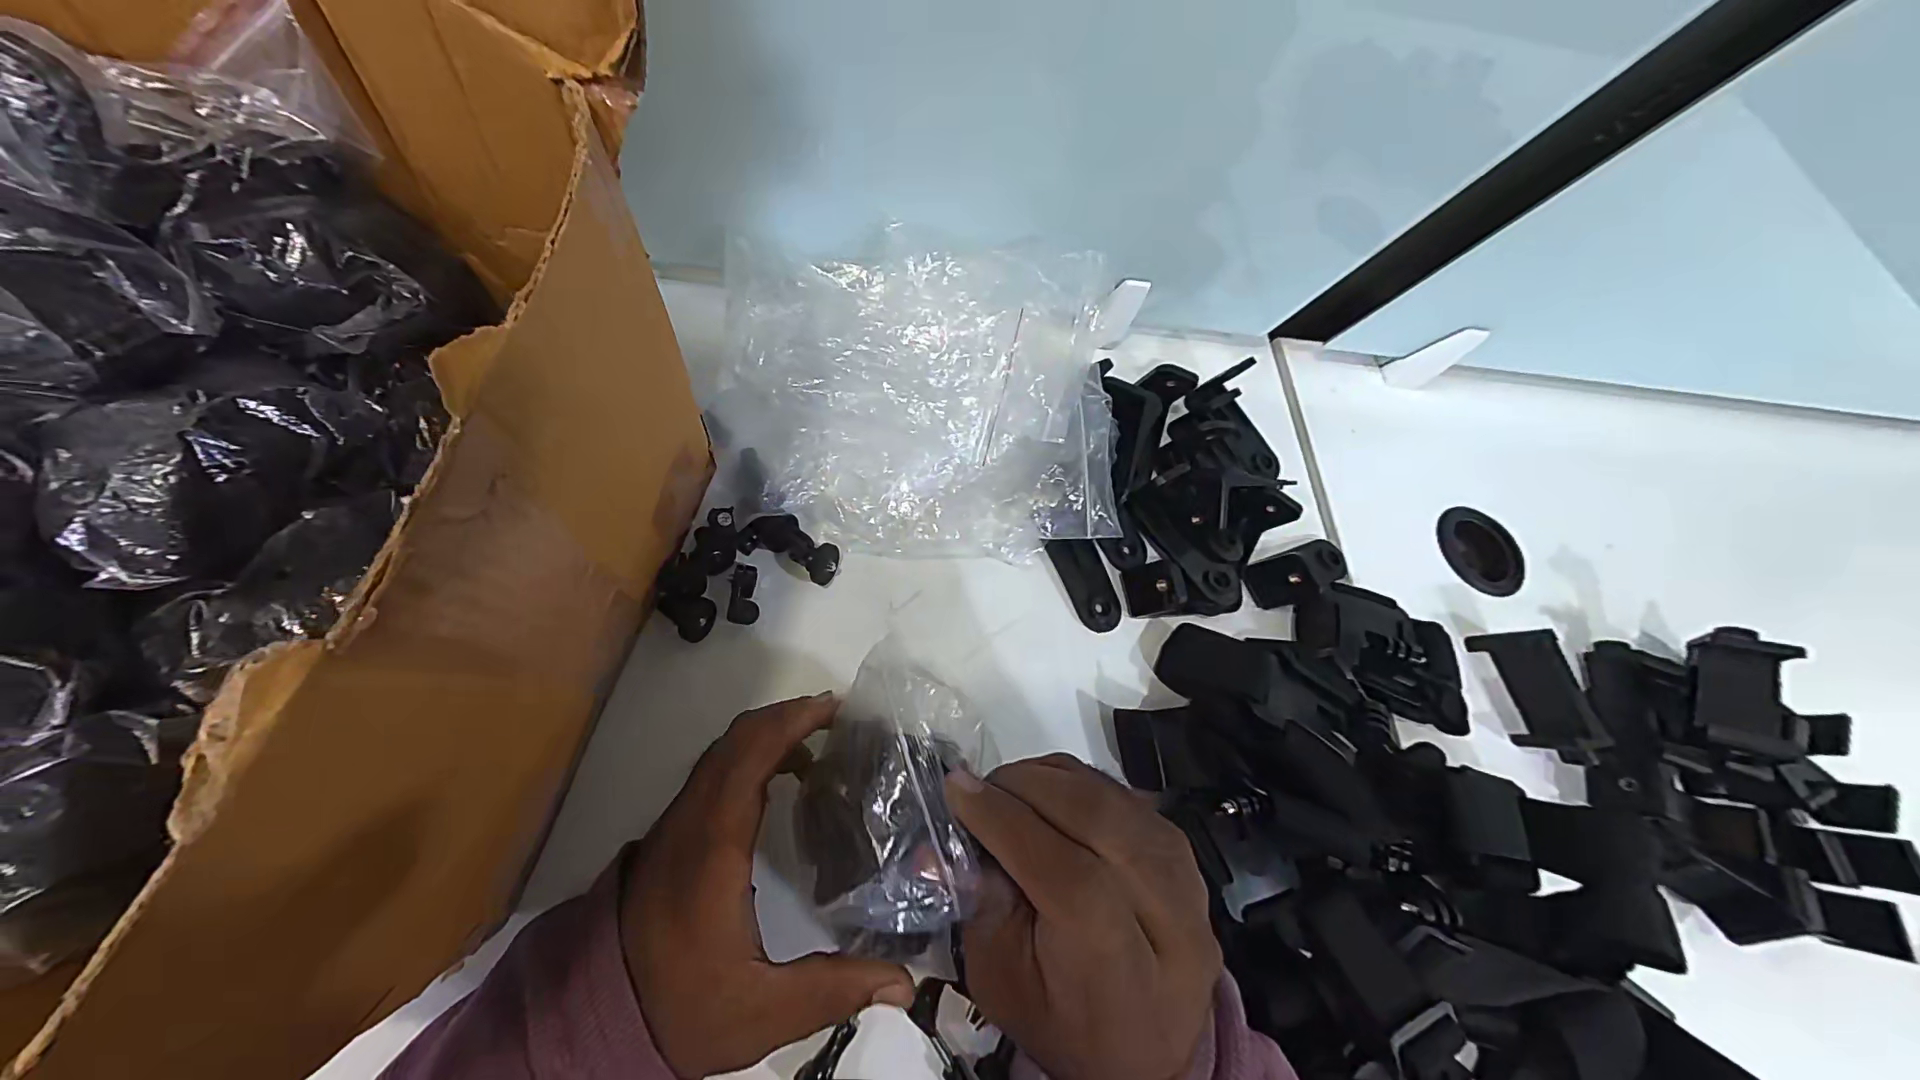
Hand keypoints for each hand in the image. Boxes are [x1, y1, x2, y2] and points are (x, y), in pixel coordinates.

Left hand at [621, 694, 915, 1077]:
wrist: (593, 1014)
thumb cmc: (681, 1004)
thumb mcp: (760, 1012)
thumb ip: (834, 990)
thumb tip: (906, 982)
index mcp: (714, 845)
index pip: (750, 756)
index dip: (792, 722)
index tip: (835, 709)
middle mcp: (692, 818)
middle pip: (738, 739)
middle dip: (788, 715)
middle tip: (838, 716)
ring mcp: (678, 821)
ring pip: (724, 749)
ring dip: (770, 730)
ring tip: (820, 738)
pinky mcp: (674, 830)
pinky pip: (717, 768)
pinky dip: (753, 751)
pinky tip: (785, 776)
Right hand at [945, 753, 1220, 1079]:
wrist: (1143, 1043)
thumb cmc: (1063, 1019)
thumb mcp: (1002, 982)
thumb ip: (978, 906)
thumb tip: (945, 839)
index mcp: (1124, 970)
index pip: (1069, 877)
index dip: (1007, 823)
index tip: (958, 789)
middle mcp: (1170, 916)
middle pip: (1097, 821)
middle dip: (1024, 789)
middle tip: (978, 788)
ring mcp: (1185, 875)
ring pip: (1109, 795)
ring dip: (1047, 778)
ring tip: (1006, 790)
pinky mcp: (1181, 847)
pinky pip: (1121, 791)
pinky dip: (1074, 781)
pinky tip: (1043, 793)